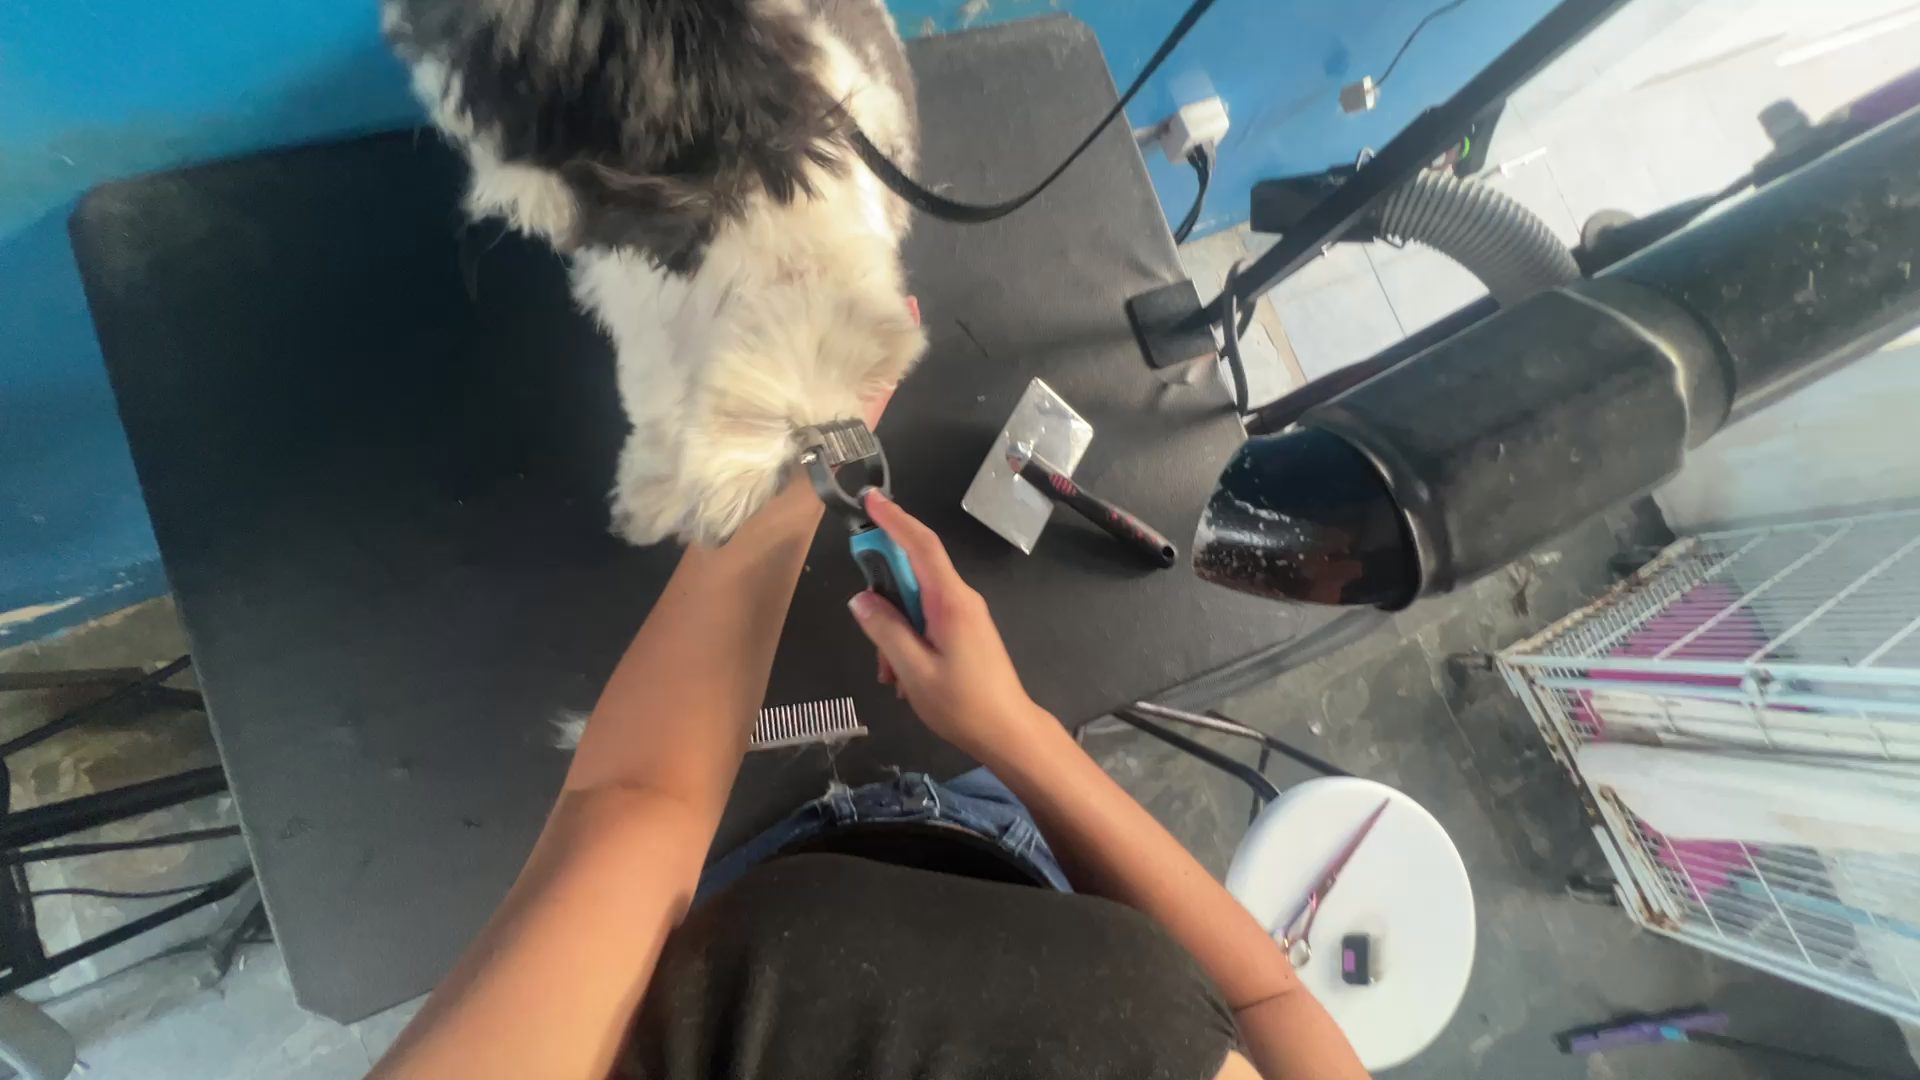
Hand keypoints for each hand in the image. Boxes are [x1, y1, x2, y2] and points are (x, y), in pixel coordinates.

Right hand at [847, 493, 1051, 759]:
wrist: (1008, 732)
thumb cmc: (963, 703)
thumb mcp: (914, 669)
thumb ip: (885, 630)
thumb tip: (861, 599)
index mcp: (950, 600)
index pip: (921, 545)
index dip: (895, 519)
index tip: (871, 499)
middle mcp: (960, 599)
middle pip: (913, 575)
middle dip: (884, 600)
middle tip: (872, 639)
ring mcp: (965, 614)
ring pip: (916, 604)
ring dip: (894, 632)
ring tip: (891, 674)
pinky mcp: (965, 630)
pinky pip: (927, 620)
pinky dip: (908, 641)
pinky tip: (903, 677)